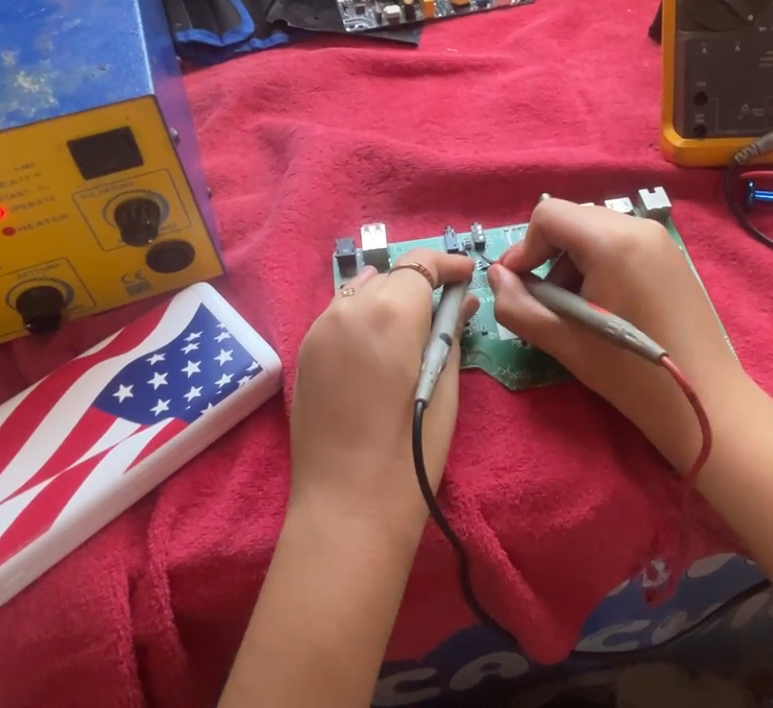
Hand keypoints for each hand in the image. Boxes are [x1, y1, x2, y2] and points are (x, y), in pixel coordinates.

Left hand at [289, 249, 480, 536]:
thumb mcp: (443, 390)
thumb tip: (460, 303)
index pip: (420, 264)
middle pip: (390, 275)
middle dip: (420, 283)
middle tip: (445, 309)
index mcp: (388, 313)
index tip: (468, 274)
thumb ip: (450, 335)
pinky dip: (362, 315)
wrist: (346, 507)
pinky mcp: (303, 354)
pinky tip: (378, 345)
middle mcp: (348, 310)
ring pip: (360, 291)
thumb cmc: (410, 452)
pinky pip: (338, 315)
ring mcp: (318, 330)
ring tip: (411, 327)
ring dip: (388, 297)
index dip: (447, 265)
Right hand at [489, 199, 746, 470]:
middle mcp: (638, 227)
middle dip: (548, 256)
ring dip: (572, 262)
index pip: (548, 215)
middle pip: (572, 220)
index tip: (519, 287)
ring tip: (576, 310)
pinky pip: (621, 244)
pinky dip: (599, 264)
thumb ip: (519, 306)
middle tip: (546, 303)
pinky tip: (605, 307)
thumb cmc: (631, 374)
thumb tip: (497, 277)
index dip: (524, 248)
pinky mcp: (672, 257)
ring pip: (595, 231)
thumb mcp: (564, 343)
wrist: (708, 402)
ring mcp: (660, 240)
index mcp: (612, 241)